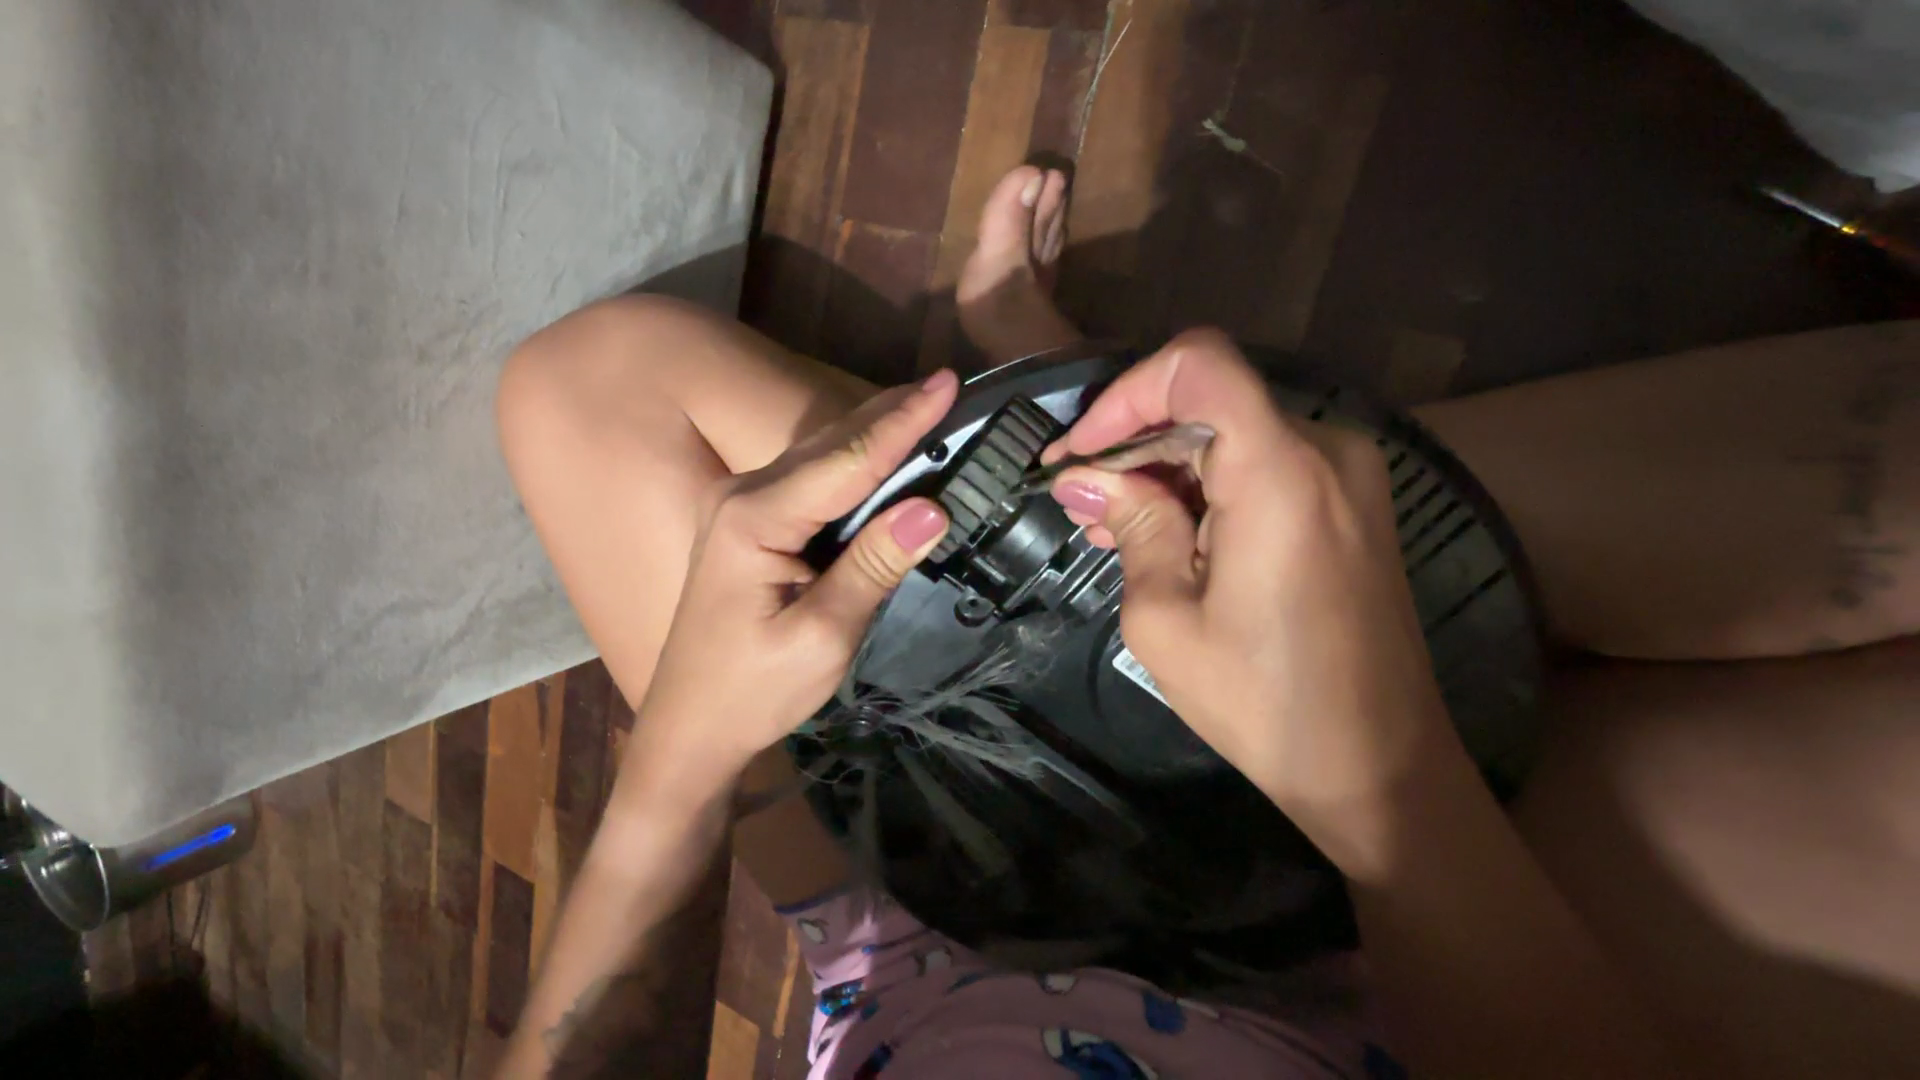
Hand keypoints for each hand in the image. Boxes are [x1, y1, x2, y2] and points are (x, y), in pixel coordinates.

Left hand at [634, 371, 958, 785]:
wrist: (693, 726)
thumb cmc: (753, 691)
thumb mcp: (822, 638)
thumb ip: (872, 569)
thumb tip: (932, 510)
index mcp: (755, 519)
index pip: (847, 461)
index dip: (902, 423)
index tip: (947, 382)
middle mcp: (744, 495)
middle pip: (833, 444)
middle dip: (893, 414)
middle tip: (950, 387)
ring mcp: (743, 505)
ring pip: (823, 456)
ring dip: (877, 432)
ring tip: (931, 407)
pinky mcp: (752, 521)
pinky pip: (813, 479)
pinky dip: (858, 462)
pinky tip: (888, 453)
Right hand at [1047, 330, 1453, 824]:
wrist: (1379, 765)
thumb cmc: (1263, 703)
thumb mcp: (1165, 618)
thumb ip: (1132, 526)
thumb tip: (1084, 479)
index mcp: (1281, 472)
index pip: (1199, 365)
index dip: (1125, 394)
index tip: (1080, 453)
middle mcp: (1327, 451)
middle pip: (1211, 402)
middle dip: (1133, 441)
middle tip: (1079, 498)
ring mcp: (1350, 477)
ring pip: (1234, 435)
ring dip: (1167, 468)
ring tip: (1112, 525)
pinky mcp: (1353, 505)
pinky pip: (1265, 468)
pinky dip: (1209, 488)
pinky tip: (1167, 534)